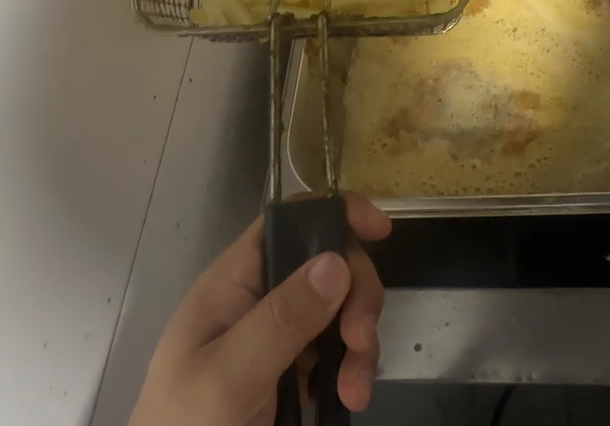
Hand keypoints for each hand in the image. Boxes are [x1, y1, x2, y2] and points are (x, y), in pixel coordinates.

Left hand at [129, 194, 392, 425]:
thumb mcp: (230, 376)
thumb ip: (281, 319)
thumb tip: (336, 260)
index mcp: (236, 280)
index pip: (291, 219)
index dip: (336, 212)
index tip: (379, 231)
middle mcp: (259, 295)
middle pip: (329, 263)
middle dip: (357, 296)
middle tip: (361, 341)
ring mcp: (276, 331)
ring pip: (340, 306)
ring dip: (360, 341)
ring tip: (356, 389)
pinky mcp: (290, 366)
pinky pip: (336, 346)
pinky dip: (351, 366)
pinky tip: (346, 396)